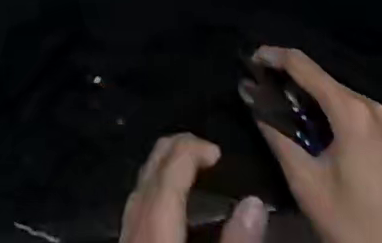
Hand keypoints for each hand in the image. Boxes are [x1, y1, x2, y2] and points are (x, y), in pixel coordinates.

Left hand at [120, 134, 266, 242]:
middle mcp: (135, 220)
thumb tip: (255, 202)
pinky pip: (137, 203)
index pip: (170, 166)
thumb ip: (237, 241)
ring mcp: (125, 234)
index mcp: (157, 221)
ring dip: (166, 167)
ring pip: (140, 184)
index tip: (218, 152)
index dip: (193, 148)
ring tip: (193, 170)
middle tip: (207, 152)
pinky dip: (156, 188)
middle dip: (178, 148)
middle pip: (151, 167)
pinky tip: (172, 204)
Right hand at [244, 47, 381, 242]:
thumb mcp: (308, 184)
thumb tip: (252, 100)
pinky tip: (305, 126)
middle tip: (255, 86)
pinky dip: (322, 112)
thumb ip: (277, 137)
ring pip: (333, 94)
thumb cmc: (356, 225)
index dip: (272, 55)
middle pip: (319, 77)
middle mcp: (369, 105)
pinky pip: (348, 111)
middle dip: (286, 78)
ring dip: (303, 96)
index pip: (303, 64)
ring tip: (273, 104)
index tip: (247, 58)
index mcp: (350, 109)